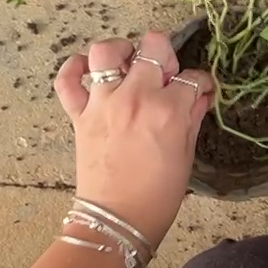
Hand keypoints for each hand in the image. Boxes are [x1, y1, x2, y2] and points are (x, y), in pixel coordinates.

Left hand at [54, 32, 215, 251]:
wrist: (117, 220)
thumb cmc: (158, 196)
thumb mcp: (186, 155)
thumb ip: (192, 119)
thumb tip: (200, 97)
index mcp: (168, 111)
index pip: (191, 78)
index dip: (199, 83)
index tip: (199, 91)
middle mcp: (136, 98)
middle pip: (154, 47)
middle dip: (166, 56)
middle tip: (165, 75)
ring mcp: (103, 103)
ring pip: (107, 51)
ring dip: (122, 50)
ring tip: (128, 64)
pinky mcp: (79, 115)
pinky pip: (67, 80)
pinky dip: (74, 68)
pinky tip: (87, 71)